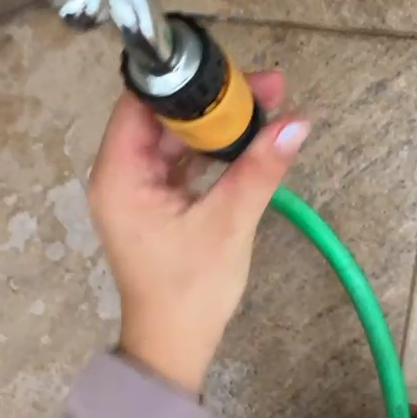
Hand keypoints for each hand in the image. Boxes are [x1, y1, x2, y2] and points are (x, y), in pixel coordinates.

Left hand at [87, 72, 308, 393]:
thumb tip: (298, 121)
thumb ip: (259, 169)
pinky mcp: (157, 203)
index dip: (183, 82)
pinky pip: (182, 163)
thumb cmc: (189, 291)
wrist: (173, 347)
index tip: (230, 69)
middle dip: (212, 102)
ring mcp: (138, 190)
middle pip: (162, 118)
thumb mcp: (228, 225)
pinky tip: (248, 139)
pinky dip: (212, 152)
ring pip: (176, 139)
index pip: (141, 103)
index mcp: (118, 175)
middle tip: (267, 86)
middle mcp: (120, 175)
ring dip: (216, 126)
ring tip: (267, 105)